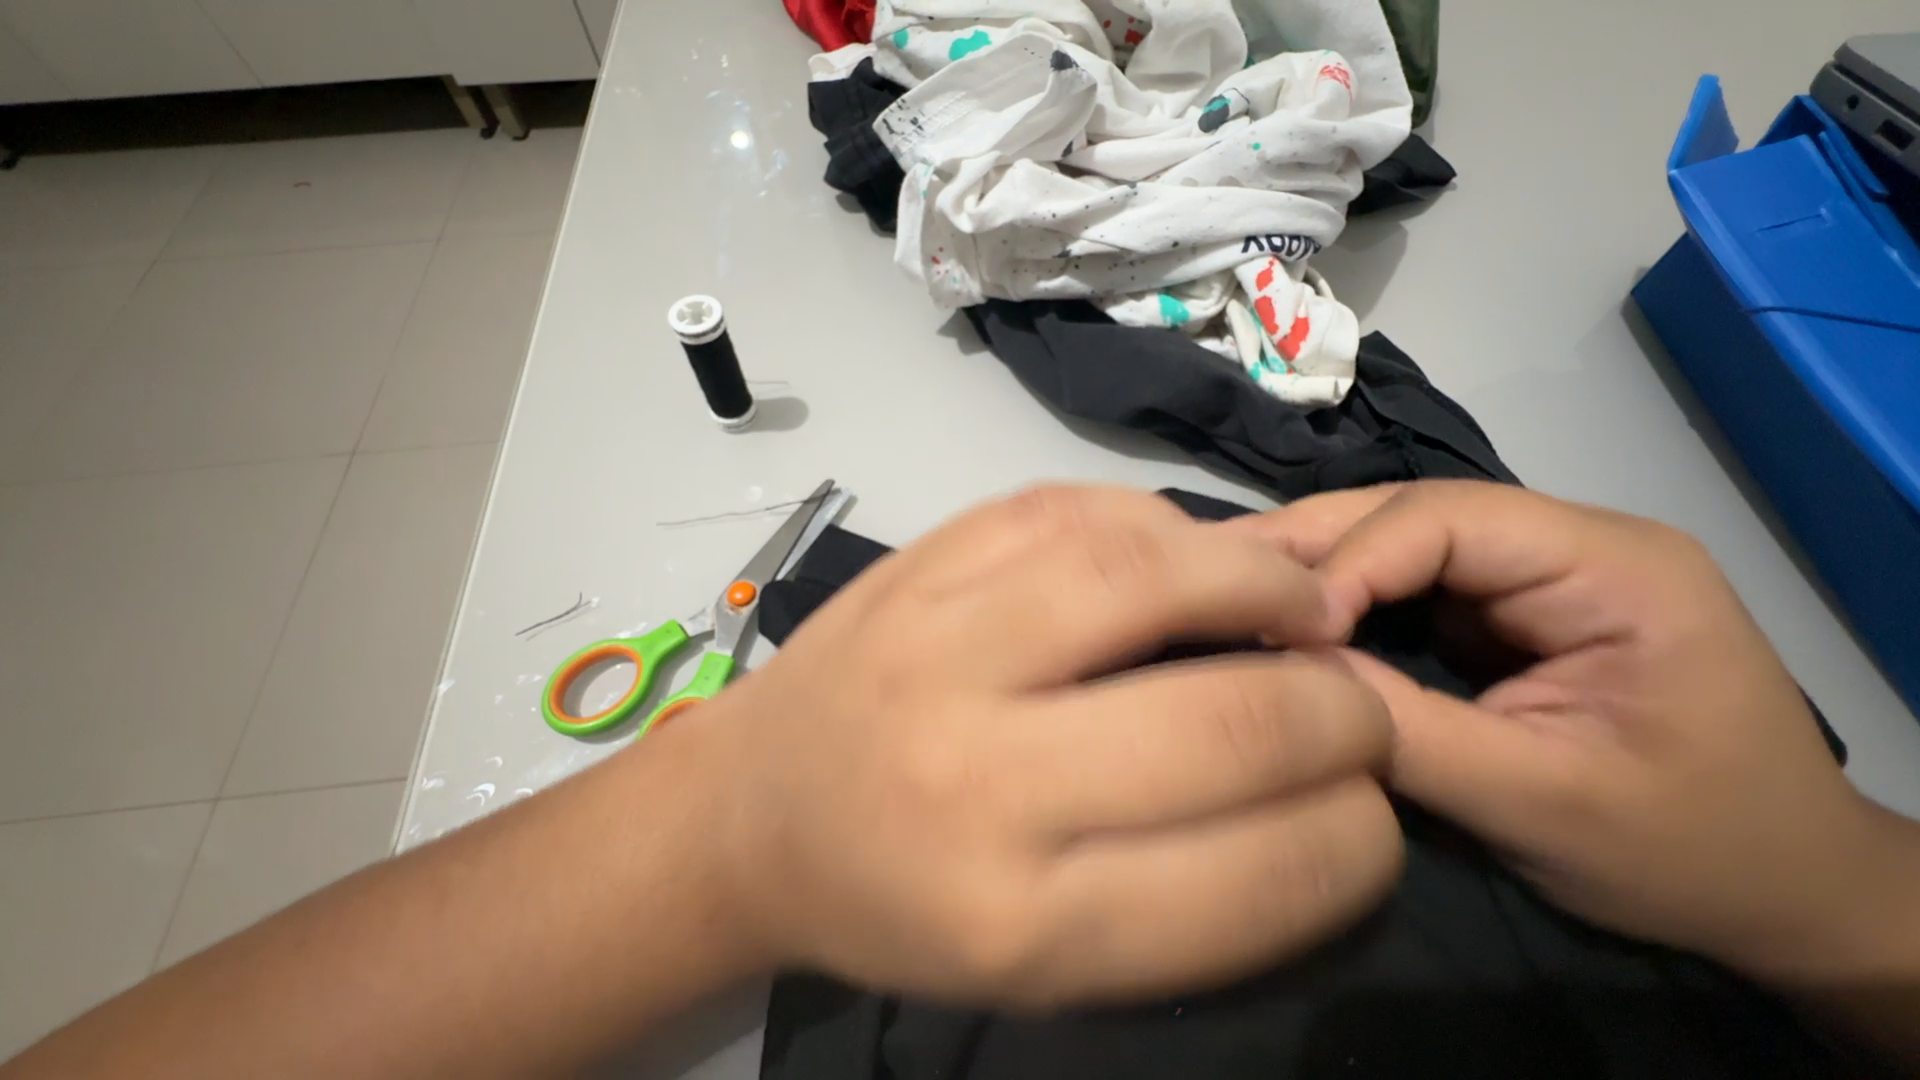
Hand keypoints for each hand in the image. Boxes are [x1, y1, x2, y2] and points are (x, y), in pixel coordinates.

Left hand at [684, 485, 1401, 1006]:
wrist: (751, 806)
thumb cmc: (897, 902)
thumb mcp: (1039, 958)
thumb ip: (1192, 896)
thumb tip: (1330, 792)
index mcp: (1019, 917)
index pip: (1260, 875)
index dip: (1358, 839)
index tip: (1369, 807)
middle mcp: (979, 777)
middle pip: (1231, 722)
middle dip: (1342, 711)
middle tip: (1353, 702)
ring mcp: (942, 644)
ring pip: (1154, 577)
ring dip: (1267, 582)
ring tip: (1302, 602)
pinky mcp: (922, 561)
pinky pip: (1075, 511)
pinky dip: (1162, 526)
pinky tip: (1184, 555)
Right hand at [1231, 480, 1914, 984]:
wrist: (1780, 891)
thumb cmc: (1687, 851)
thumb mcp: (1541, 802)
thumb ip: (1408, 732)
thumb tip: (1281, 676)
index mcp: (1609, 566)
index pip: (1443, 520)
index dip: (1344, 561)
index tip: (1273, 632)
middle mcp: (1564, 544)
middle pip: (1408, 513)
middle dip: (1306, 547)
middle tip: (1206, 580)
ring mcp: (1529, 574)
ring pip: (1392, 542)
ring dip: (1308, 569)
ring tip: (1223, 594)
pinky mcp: (1498, 610)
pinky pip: (1399, 585)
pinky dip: (1334, 601)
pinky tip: (1278, 620)